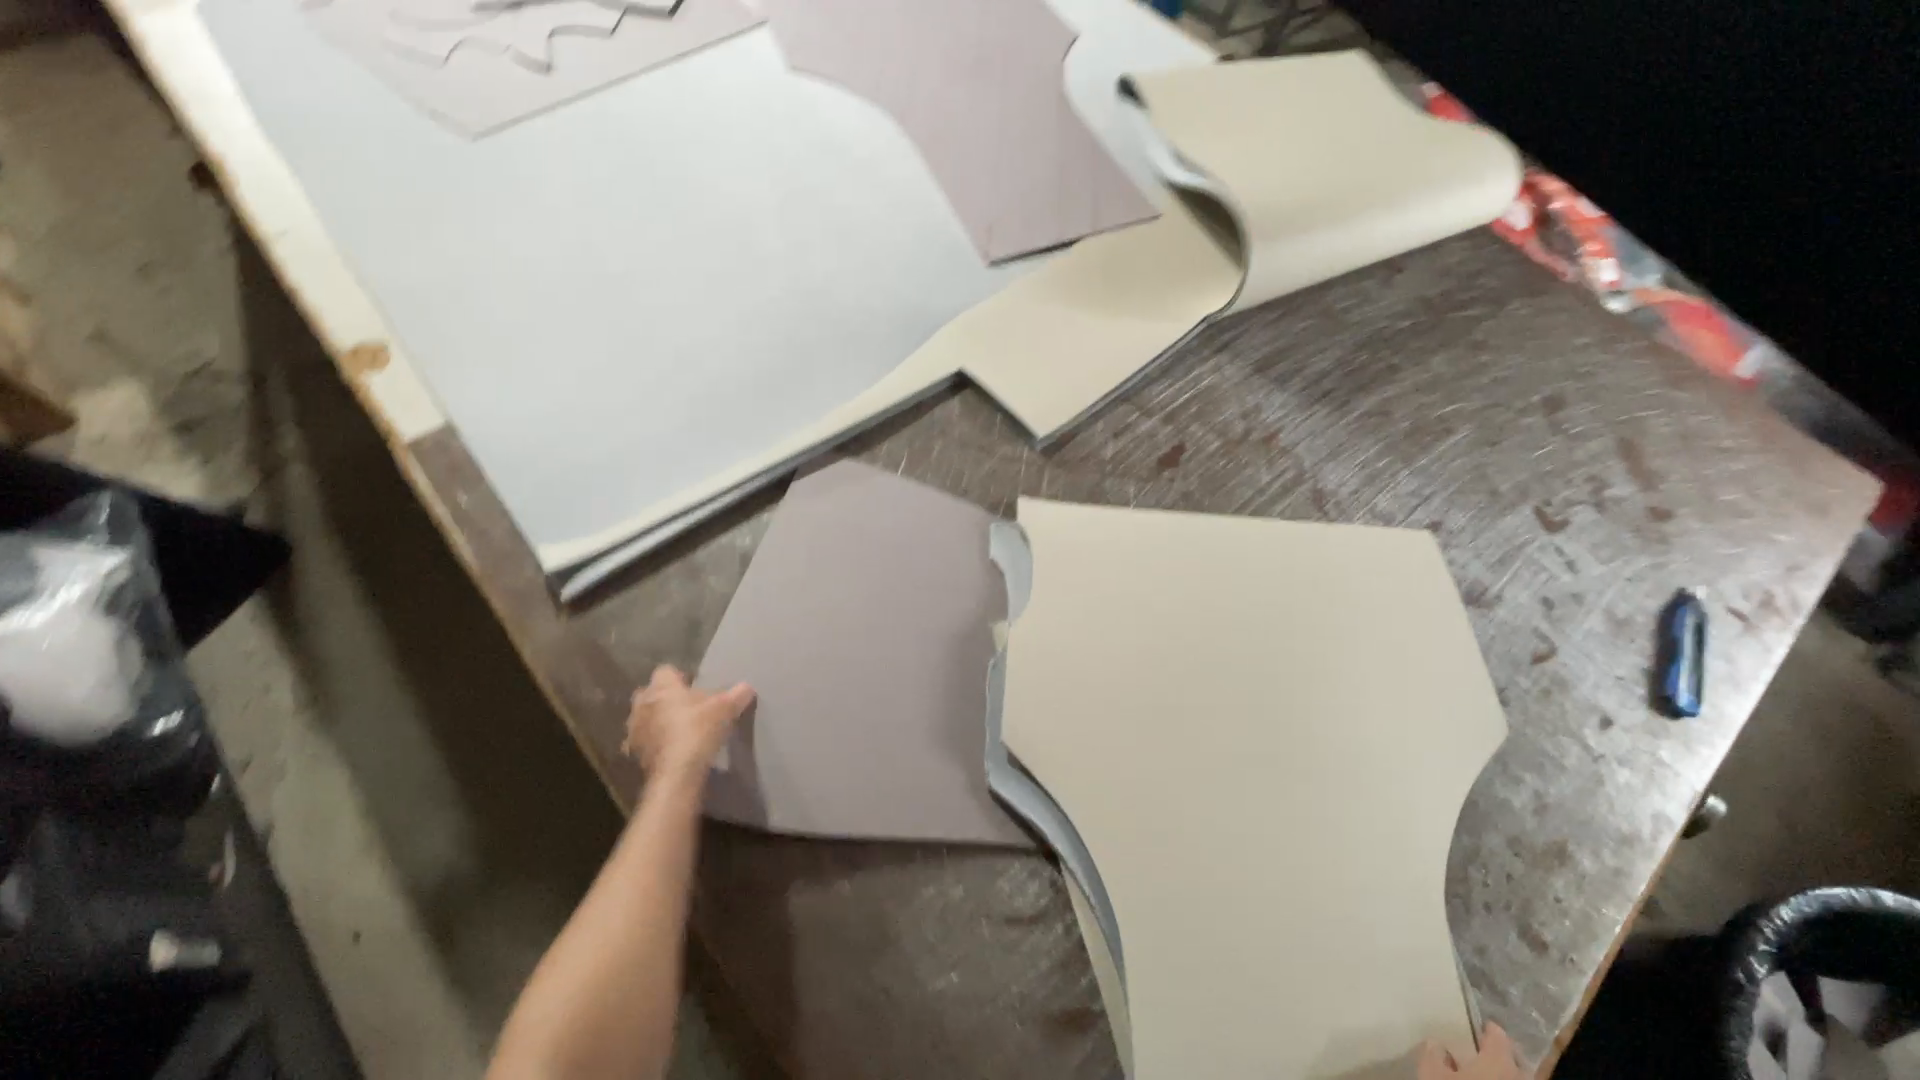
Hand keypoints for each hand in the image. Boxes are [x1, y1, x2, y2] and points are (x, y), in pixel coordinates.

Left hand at [621, 665, 753, 781]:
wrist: (675, 773)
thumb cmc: (697, 731)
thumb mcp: (725, 710)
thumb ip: (737, 695)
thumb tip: (747, 687)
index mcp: (662, 687)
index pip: (665, 671)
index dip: (679, 677)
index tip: (694, 687)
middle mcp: (643, 704)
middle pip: (650, 692)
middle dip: (664, 697)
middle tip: (685, 707)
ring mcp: (634, 729)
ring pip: (643, 717)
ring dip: (655, 720)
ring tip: (676, 729)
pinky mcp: (633, 752)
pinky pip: (642, 741)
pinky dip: (652, 743)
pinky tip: (668, 750)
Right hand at [1417, 1024, 1519, 1079]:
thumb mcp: (1432, 1076)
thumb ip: (1433, 1056)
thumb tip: (1436, 1044)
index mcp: (1499, 1062)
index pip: (1498, 1036)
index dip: (1485, 1028)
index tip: (1475, 1025)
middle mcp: (1518, 1077)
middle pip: (1512, 1060)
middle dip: (1497, 1055)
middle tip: (1477, 1052)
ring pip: (1514, 1078)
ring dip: (1500, 1075)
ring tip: (1478, 1074)